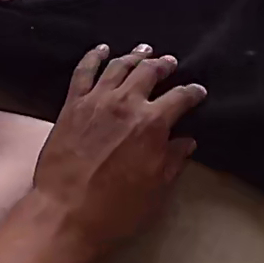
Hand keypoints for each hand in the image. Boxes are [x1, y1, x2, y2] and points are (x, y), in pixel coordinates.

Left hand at [30, 45, 206, 257]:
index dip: (192, 93)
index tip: (198, 91)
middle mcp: (126, 103)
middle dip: (163, 65)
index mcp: (152, 124)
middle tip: (170, 62)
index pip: (180, 98)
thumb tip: (187, 141)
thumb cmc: (116, 208)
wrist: (65, 212)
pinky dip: (93, 57)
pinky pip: (84, 72)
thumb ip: (173, 160)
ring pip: (119, 66)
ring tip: (144, 50)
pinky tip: (101, 50)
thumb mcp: (156, 189)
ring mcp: (97, 100)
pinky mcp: (72, 104)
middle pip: (149, 72)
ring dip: (134, 56)